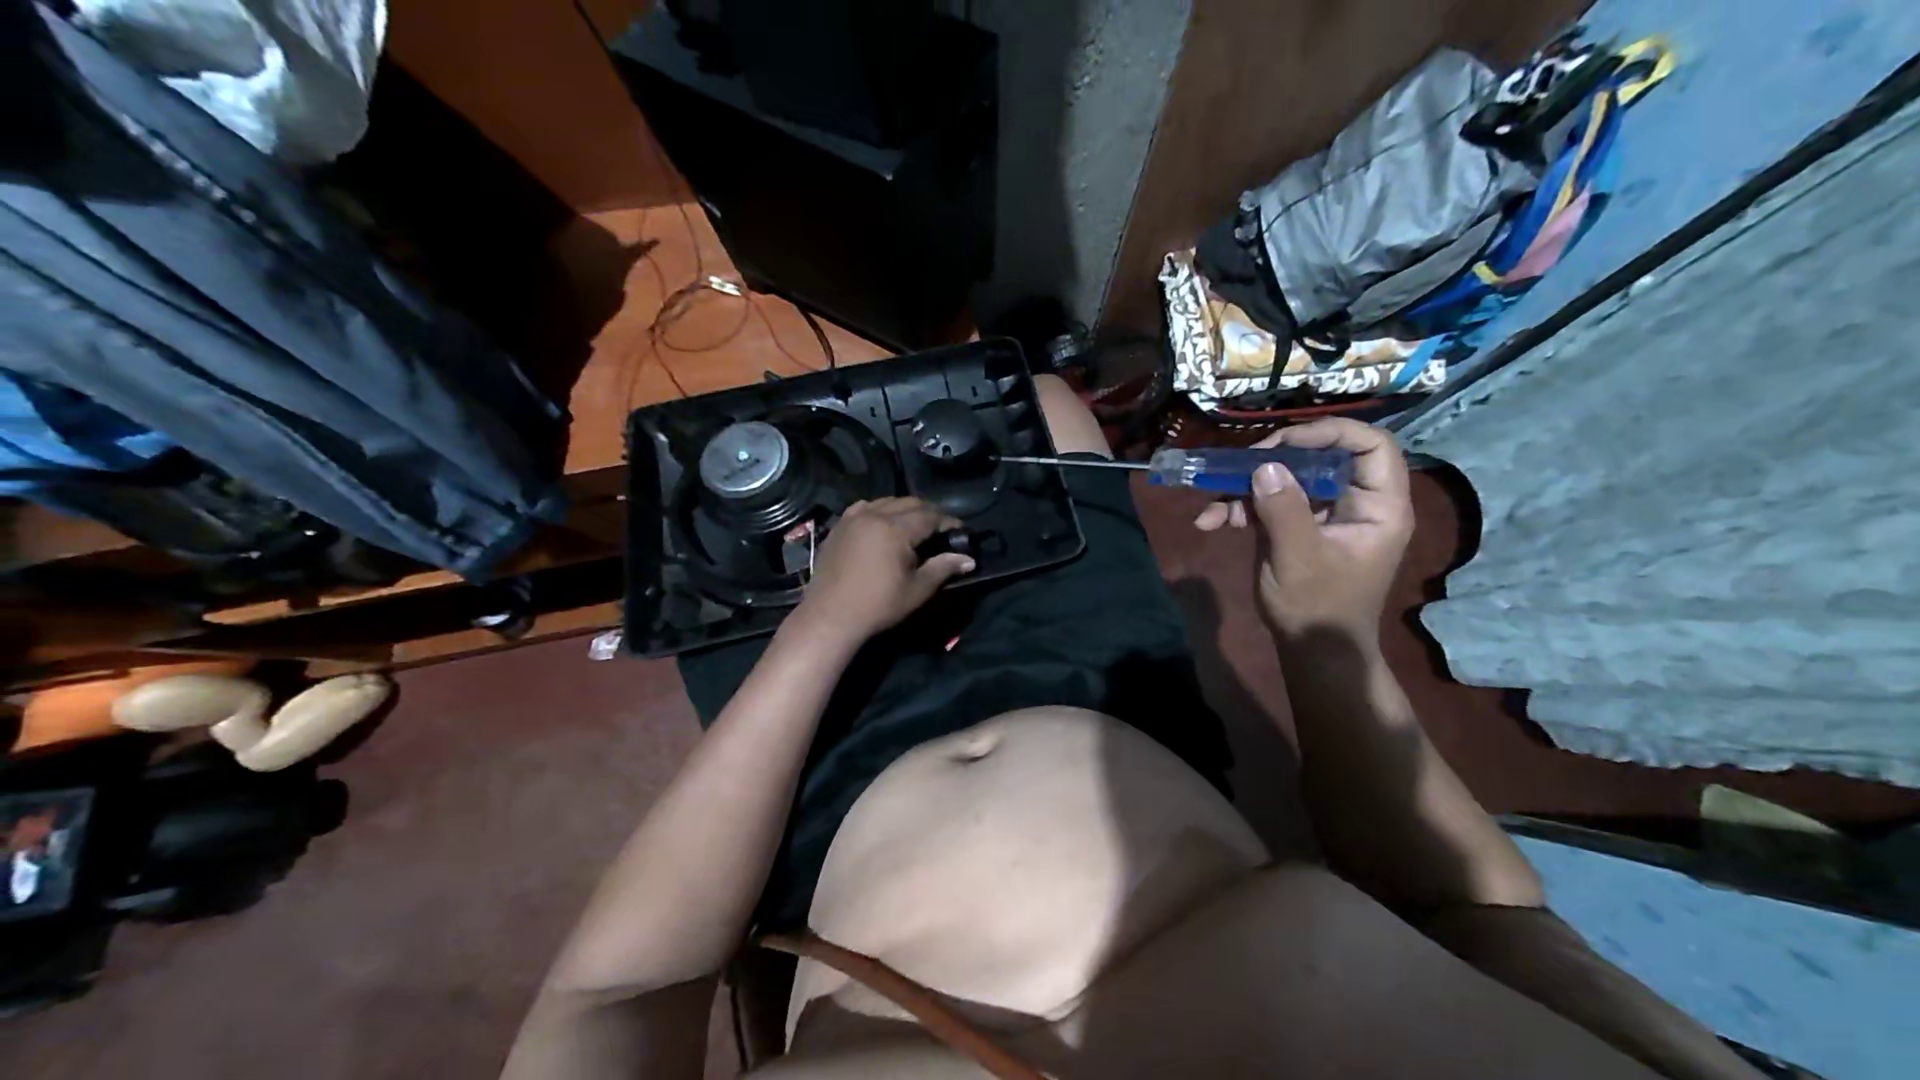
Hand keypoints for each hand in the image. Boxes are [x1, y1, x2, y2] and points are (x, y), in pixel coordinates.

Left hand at [789, 497, 975, 647]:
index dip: (948, 522)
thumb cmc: (878, 606)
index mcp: (895, 529)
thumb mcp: (917, 589)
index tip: (960, 532)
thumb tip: (969, 559)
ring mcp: (853, 518)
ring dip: (905, 509)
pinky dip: (880, 510)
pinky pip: (865, 507)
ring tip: (914, 527)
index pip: (930, 516)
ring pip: (887, 501)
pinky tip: (884, 524)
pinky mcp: (839, 525)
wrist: (830, 616)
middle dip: (929, 513)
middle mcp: (874, 515)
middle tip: (940, 530)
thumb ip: (943, 568)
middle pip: (910, 503)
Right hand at [1194, 419, 1412, 648]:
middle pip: (1321, 456)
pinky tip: (1210, 521)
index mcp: (1377, 506)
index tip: (1286, 442)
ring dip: (1246, 485)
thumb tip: (1265, 466)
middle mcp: (1354, 502)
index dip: (1331, 433)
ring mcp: (1322, 513)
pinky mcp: (1295, 524)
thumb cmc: (1318, 608)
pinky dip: (1238, 507)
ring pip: (1288, 477)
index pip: (1371, 446)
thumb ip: (1285, 509)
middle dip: (1276, 458)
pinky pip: (1268, 500)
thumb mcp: (1300, 558)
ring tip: (1215, 501)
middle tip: (1242, 465)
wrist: (1311, 649)